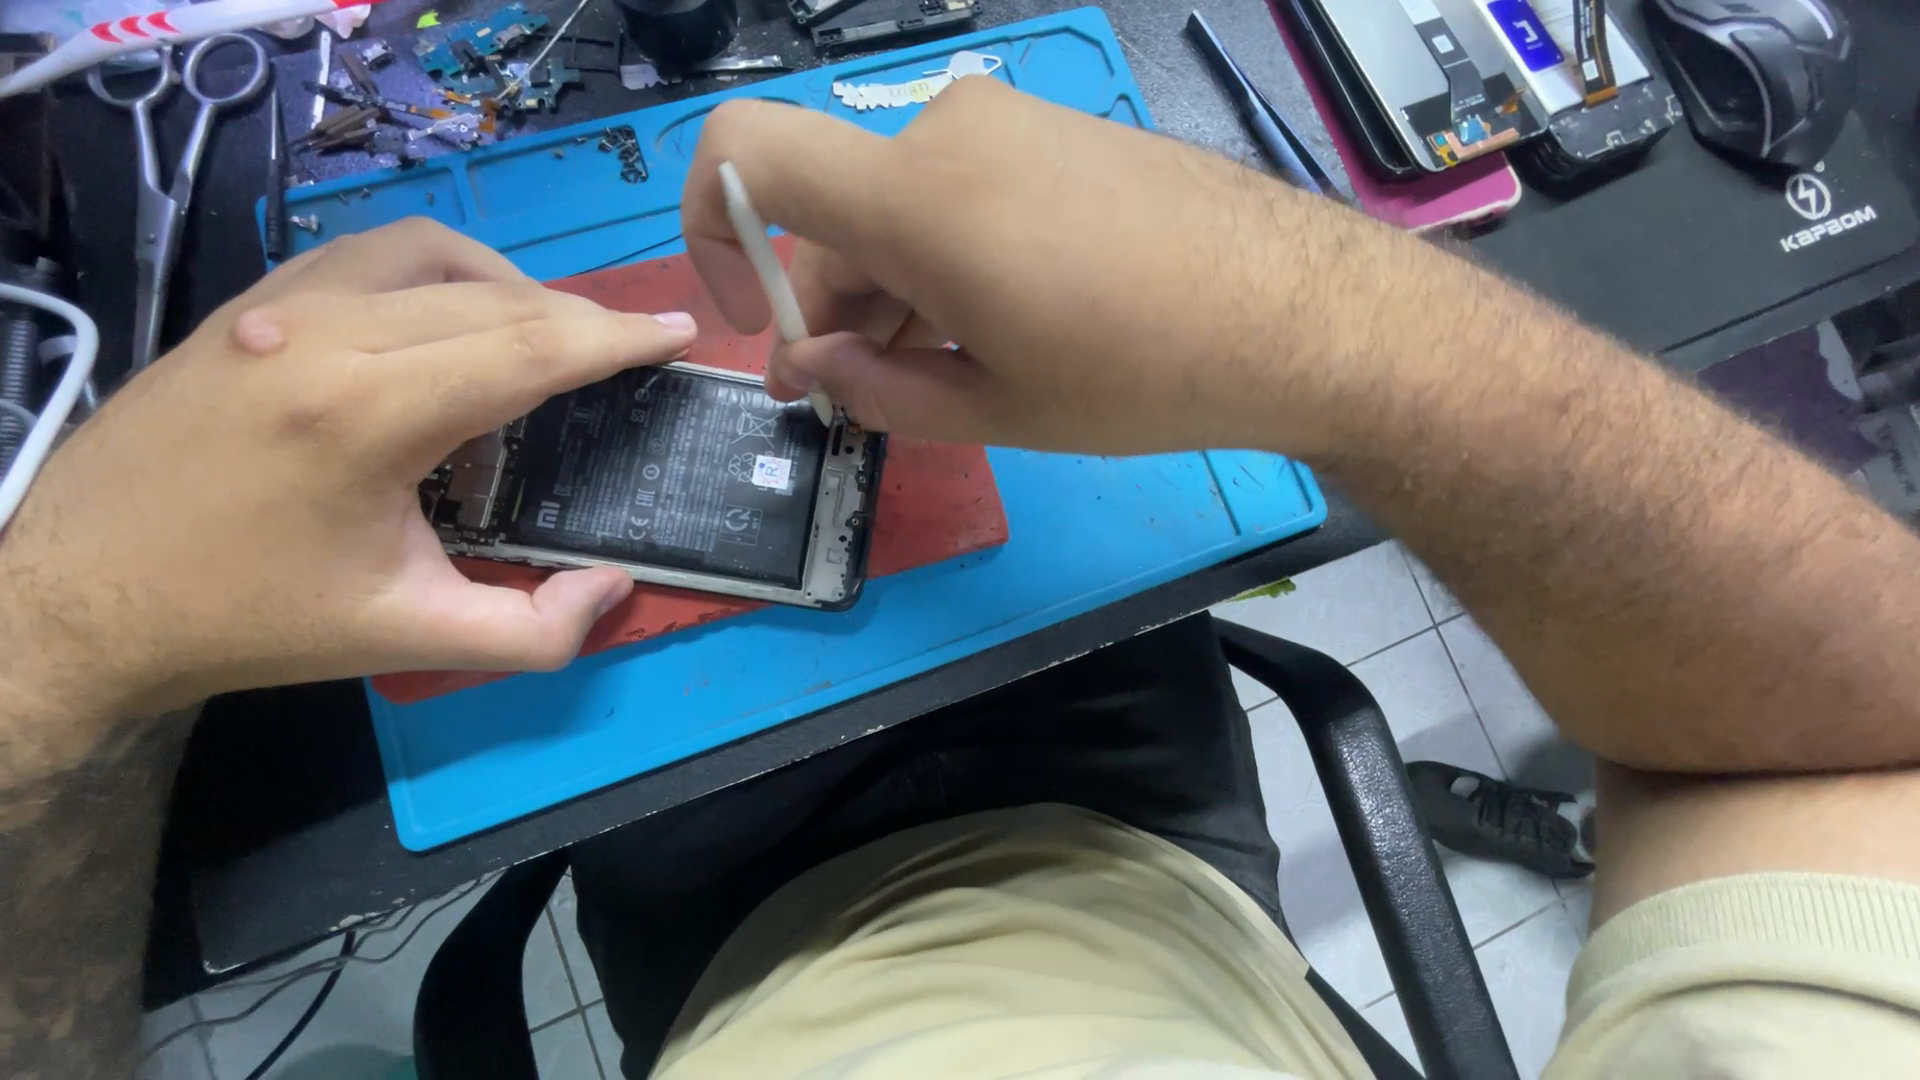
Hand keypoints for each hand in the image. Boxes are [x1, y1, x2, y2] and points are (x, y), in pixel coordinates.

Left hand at [0, 218, 694, 745]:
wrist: (73, 600)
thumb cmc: (255, 620)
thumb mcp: (413, 640)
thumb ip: (538, 629)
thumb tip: (616, 584)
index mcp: (369, 414)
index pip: (529, 347)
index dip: (618, 338)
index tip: (678, 332)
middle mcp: (322, 335)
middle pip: (499, 300)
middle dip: (588, 319)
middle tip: (639, 347)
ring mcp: (276, 308)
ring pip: (440, 258)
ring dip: (522, 288)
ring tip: (559, 336)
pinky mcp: (249, 304)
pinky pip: (376, 256)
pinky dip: (449, 272)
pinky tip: (463, 317)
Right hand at [682, 76, 1384, 455]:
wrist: (1298, 317)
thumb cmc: (1137, 375)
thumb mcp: (992, 408)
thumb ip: (876, 389)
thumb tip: (804, 367)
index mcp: (915, 198)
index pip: (745, 156)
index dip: (712, 233)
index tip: (750, 321)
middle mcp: (947, 133)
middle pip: (832, 212)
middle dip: (823, 306)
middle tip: (851, 394)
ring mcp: (1008, 127)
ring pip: (896, 212)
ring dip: (886, 295)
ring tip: (927, 379)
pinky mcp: (1052, 140)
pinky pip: (956, 198)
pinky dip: (939, 265)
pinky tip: (979, 331)